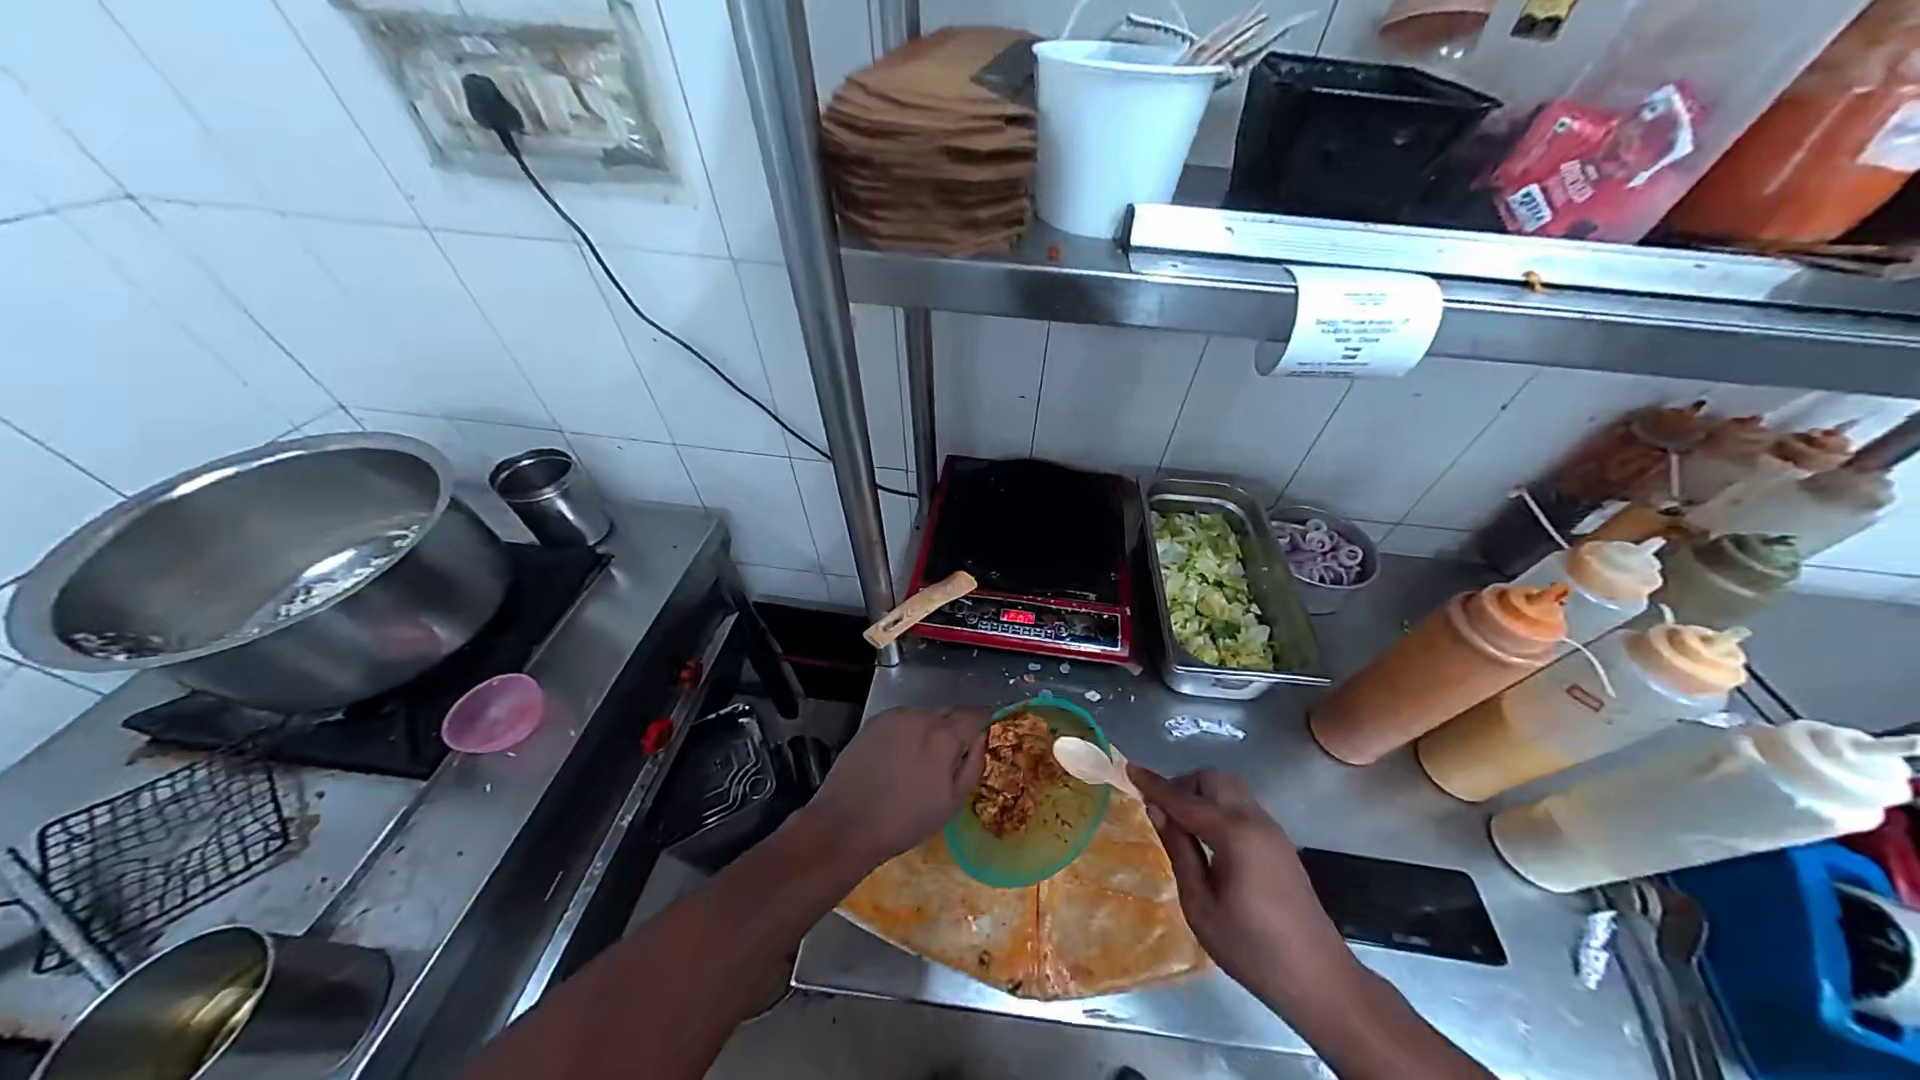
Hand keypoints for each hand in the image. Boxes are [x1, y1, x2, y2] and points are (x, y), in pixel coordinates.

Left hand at [802, 706, 987, 867]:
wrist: (846, 824)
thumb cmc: (905, 821)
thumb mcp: (951, 803)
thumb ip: (972, 765)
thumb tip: (980, 739)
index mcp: (943, 736)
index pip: (975, 714)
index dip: (985, 720)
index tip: (989, 730)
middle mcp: (919, 717)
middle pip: (949, 713)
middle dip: (956, 729)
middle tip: (953, 757)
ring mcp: (893, 717)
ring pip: (924, 717)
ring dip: (930, 732)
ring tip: (920, 763)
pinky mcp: (873, 722)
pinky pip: (902, 722)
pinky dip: (908, 734)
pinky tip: (898, 759)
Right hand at [1130, 766, 1358, 1005]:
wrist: (1319, 979)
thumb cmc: (1251, 948)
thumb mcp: (1200, 904)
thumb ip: (1179, 850)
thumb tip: (1157, 810)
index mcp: (1233, 834)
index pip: (1184, 799)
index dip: (1154, 784)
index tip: (1129, 770)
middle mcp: (1255, 821)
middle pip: (1214, 779)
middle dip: (1184, 784)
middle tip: (1161, 809)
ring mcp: (1272, 831)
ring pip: (1231, 790)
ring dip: (1202, 795)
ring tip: (1181, 825)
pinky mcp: (1280, 844)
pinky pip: (1242, 807)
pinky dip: (1219, 808)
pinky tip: (1207, 839)